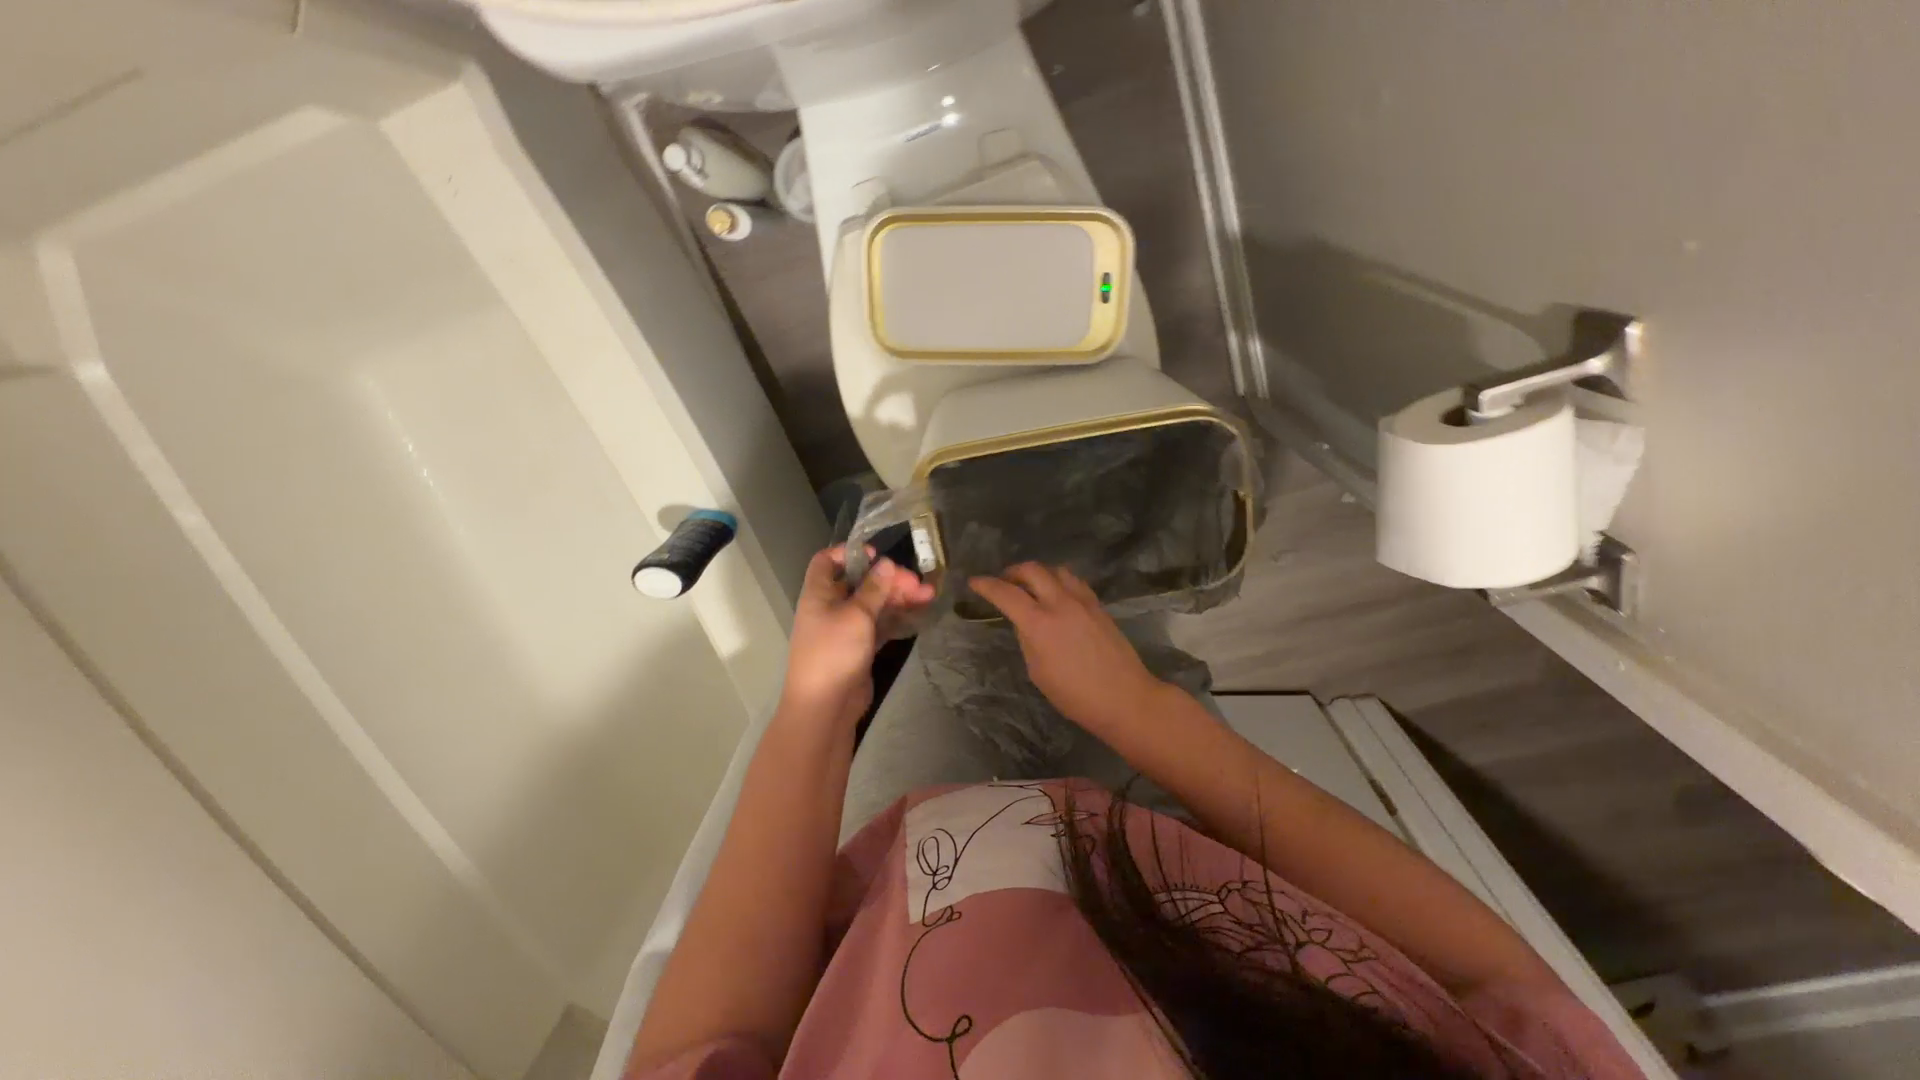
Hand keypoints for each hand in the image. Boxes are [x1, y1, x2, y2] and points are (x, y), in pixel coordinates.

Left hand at [780, 546, 934, 725]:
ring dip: (898, 598)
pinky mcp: (859, 648)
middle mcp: (830, 607)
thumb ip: (873, 589)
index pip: (827, 561)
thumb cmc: (834, 653)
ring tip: (929, 596)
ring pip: (874, 605)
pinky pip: (880, 625)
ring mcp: (845, 629)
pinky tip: (919, 613)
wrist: (825, 706)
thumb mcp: (856, 615)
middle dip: (889, 580)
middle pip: (860, 583)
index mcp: (819, 593)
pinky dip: (897, 618)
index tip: (877, 554)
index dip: (849, 553)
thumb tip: (886, 563)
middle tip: (918, 583)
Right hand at [968, 563, 1173, 732]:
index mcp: (1040, 623)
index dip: (986, 585)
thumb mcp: (1038, 672)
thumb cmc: (1075, 695)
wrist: (1125, 698)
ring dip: (1039, 573)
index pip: (1006, 594)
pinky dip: (1059, 581)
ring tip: (1031, 587)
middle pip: (1032, 570)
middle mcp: (1061, 603)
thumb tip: (1024, 622)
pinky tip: (1058, 596)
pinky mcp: (1099, 606)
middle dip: (1013, 572)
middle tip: (1004, 582)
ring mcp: (1083, 602)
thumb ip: (1027, 640)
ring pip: (1056, 570)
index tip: (975, 582)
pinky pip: (1075, 582)